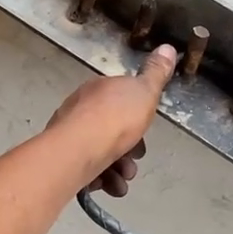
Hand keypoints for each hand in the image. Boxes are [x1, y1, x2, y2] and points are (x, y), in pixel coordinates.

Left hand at [46, 45, 176, 196]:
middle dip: (129, 150)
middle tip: (134, 160)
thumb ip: (157, 73)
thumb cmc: (115, 118)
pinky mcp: (65, 158)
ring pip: (102, 154)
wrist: (79, 148)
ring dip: (118, 170)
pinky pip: (89, 170)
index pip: (122, 102)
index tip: (146, 133)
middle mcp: (81, 108)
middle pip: (113, 131)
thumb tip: (167, 47)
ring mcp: (71, 134)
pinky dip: (102, 180)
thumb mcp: (145, 92)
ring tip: (122, 179)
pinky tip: (110, 186)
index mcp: (100, 89)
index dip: (138, 120)